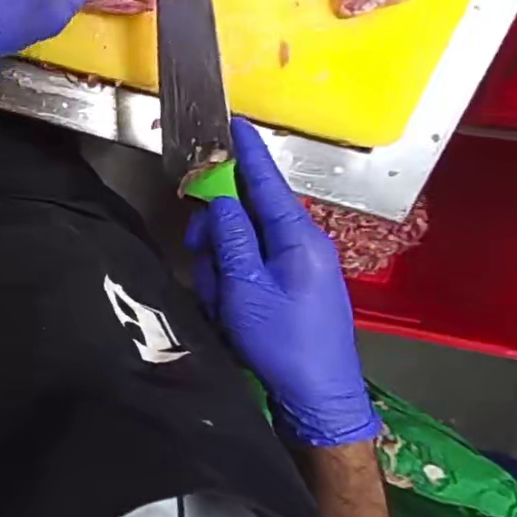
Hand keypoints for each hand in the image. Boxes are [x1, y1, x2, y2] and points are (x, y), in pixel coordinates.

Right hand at [185, 118, 380, 447]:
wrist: (317, 392)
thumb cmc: (283, 340)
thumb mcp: (247, 288)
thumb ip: (232, 239)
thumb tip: (221, 199)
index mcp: (297, 238)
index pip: (268, 183)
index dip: (249, 153)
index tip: (235, 124)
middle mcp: (299, 244)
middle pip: (244, 214)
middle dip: (215, 231)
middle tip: (199, 255)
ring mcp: (294, 267)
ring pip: (239, 245)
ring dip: (219, 268)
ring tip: (222, 301)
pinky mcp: (285, 286)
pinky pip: (247, 268)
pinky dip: (230, 284)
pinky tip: (230, 310)